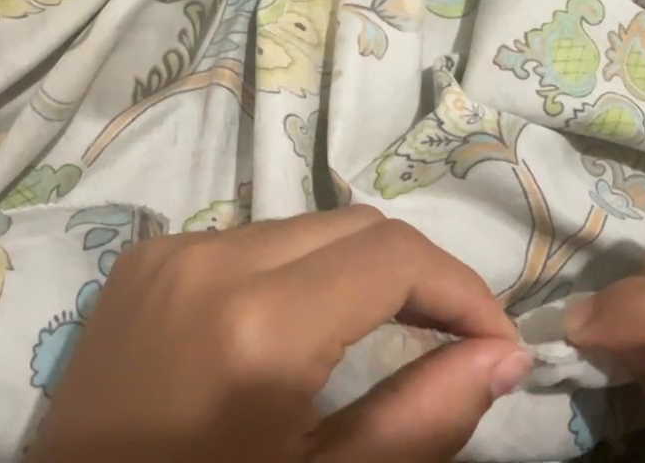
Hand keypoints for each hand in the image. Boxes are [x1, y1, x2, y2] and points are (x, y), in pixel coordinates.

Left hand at [29, 206, 531, 462]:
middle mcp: (211, 257)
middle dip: (413, 275)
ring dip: (350, 272)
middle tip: (449, 340)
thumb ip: (422, 419)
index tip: (495, 343)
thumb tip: (504, 355)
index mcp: (258, 323)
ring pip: (299, 228)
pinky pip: (243, 241)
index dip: (462, 290)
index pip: (392, 255)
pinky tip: (286, 331)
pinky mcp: (141, 258)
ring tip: (372, 337)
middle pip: (350, 226)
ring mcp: (167, 250)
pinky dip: (289, 272)